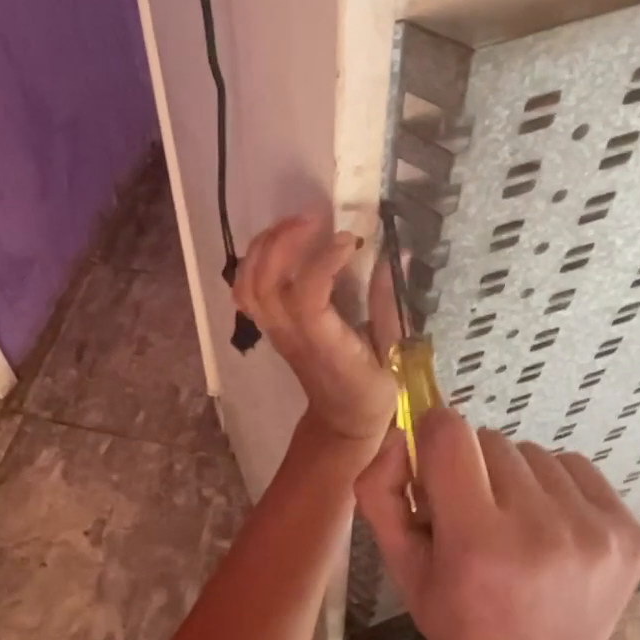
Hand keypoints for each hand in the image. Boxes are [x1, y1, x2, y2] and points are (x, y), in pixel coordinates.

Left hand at [232, 214, 396, 447]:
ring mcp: (273, 330)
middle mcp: (289, 334)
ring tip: (295, 225)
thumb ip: (388, 303)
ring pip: (247, 282)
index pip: (306, 297)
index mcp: (323, 344)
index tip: (349, 239)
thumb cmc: (370, 390)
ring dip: (265, 245)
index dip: (322, 261)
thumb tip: (394, 252)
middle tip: (315, 218)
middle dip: (284, 240)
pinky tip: (280, 245)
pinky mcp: (267, 325)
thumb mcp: (393, 351)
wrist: (340, 421)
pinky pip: (245, 289)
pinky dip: (254, 261)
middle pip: (264, 282)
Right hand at [354, 409, 639, 639]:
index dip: (432, 439)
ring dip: (514, 477)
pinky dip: (554, 486)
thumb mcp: (404, 571)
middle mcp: (540, 529)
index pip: (450, 434)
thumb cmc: (463, 628)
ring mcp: (593, 529)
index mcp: (476, 544)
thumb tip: (400, 435)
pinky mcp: (629, 530)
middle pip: (490, 439)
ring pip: (532, 452)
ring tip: (513, 526)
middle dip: (471, 466)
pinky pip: (574, 465)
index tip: (433, 467)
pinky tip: (549, 529)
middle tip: (471, 513)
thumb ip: (382, 495)